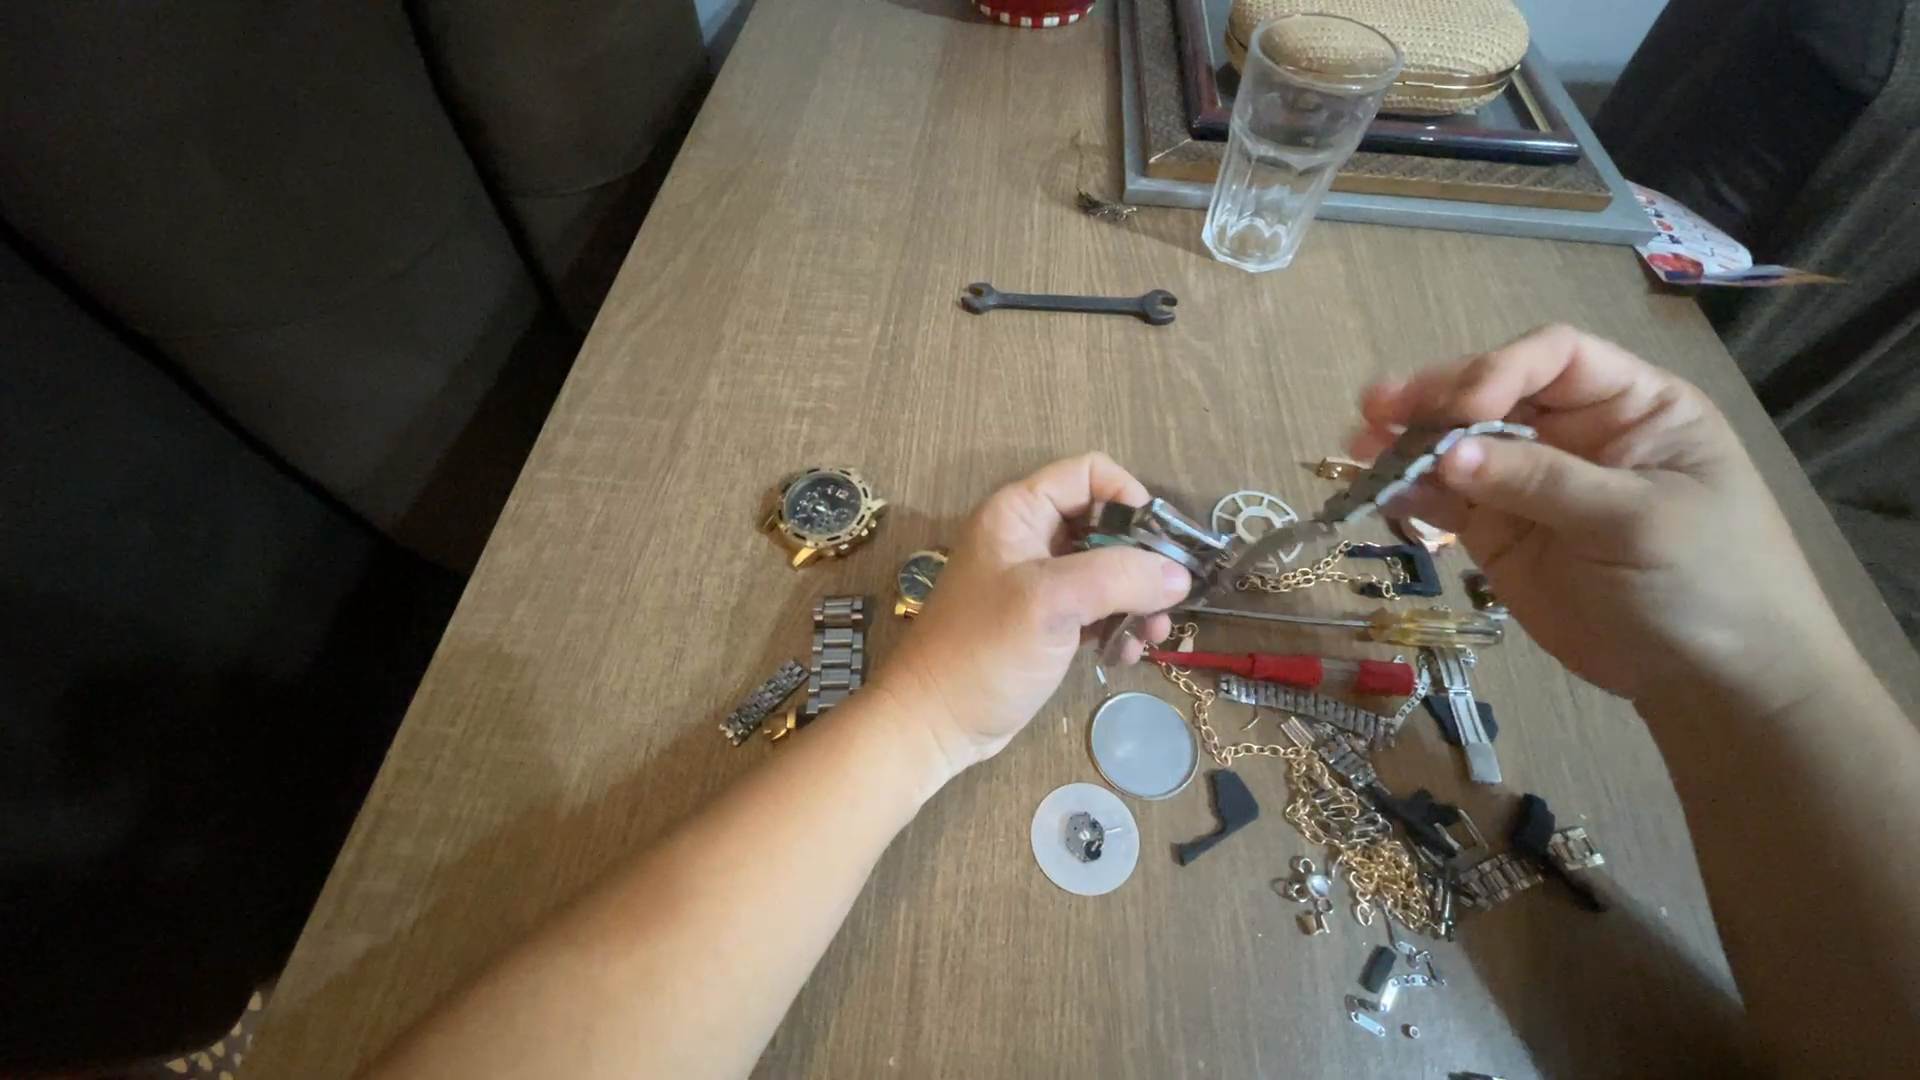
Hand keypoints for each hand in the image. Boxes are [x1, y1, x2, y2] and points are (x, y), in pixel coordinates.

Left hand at [872, 454, 1191, 775]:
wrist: (937, 721)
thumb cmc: (984, 650)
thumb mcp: (1052, 602)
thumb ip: (1119, 577)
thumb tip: (1180, 574)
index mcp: (1019, 513)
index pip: (1088, 474)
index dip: (1128, 497)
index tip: (1157, 543)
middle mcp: (1029, 538)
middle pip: (1105, 524)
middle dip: (1141, 560)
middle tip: (1167, 600)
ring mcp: (1037, 582)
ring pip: (1106, 570)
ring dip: (1136, 598)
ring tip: (1152, 635)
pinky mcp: (1046, 621)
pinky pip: (1096, 608)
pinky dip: (1117, 624)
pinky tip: (1126, 653)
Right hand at [1353, 325, 1852, 715]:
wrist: (1705, 678)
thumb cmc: (1704, 583)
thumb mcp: (1636, 521)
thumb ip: (1540, 481)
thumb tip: (1447, 455)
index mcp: (1629, 408)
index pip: (1554, 358)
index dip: (1499, 371)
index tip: (1461, 410)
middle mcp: (1569, 433)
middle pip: (1489, 395)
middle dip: (1432, 400)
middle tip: (1375, 410)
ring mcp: (1524, 483)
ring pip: (1453, 446)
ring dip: (1405, 443)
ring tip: (1359, 446)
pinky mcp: (1491, 528)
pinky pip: (1441, 499)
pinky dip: (1407, 493)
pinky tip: (1376, 490)